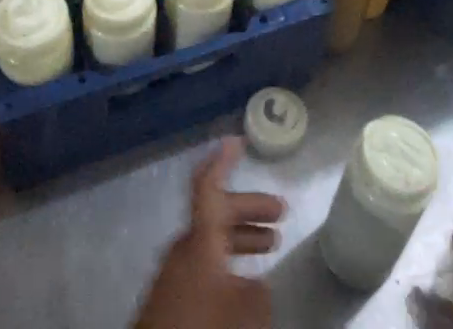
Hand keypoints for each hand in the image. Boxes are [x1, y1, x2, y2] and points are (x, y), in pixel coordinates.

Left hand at [134, 138, 286, 328]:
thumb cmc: (202, 321)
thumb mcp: (243, 308)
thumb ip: (257, 291)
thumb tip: (258, 285)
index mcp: (200, 237)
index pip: (208, 185)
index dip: (222, 161)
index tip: (236, 141)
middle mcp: (185, 244)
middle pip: (218, 212)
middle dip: (249, 208)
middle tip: (281, 212)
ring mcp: (176, 266)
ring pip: (213, 239)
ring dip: (242, 236)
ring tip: (270, 244)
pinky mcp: (172, 289)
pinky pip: (205, 259)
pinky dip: (228, 258)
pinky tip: (243, 276)